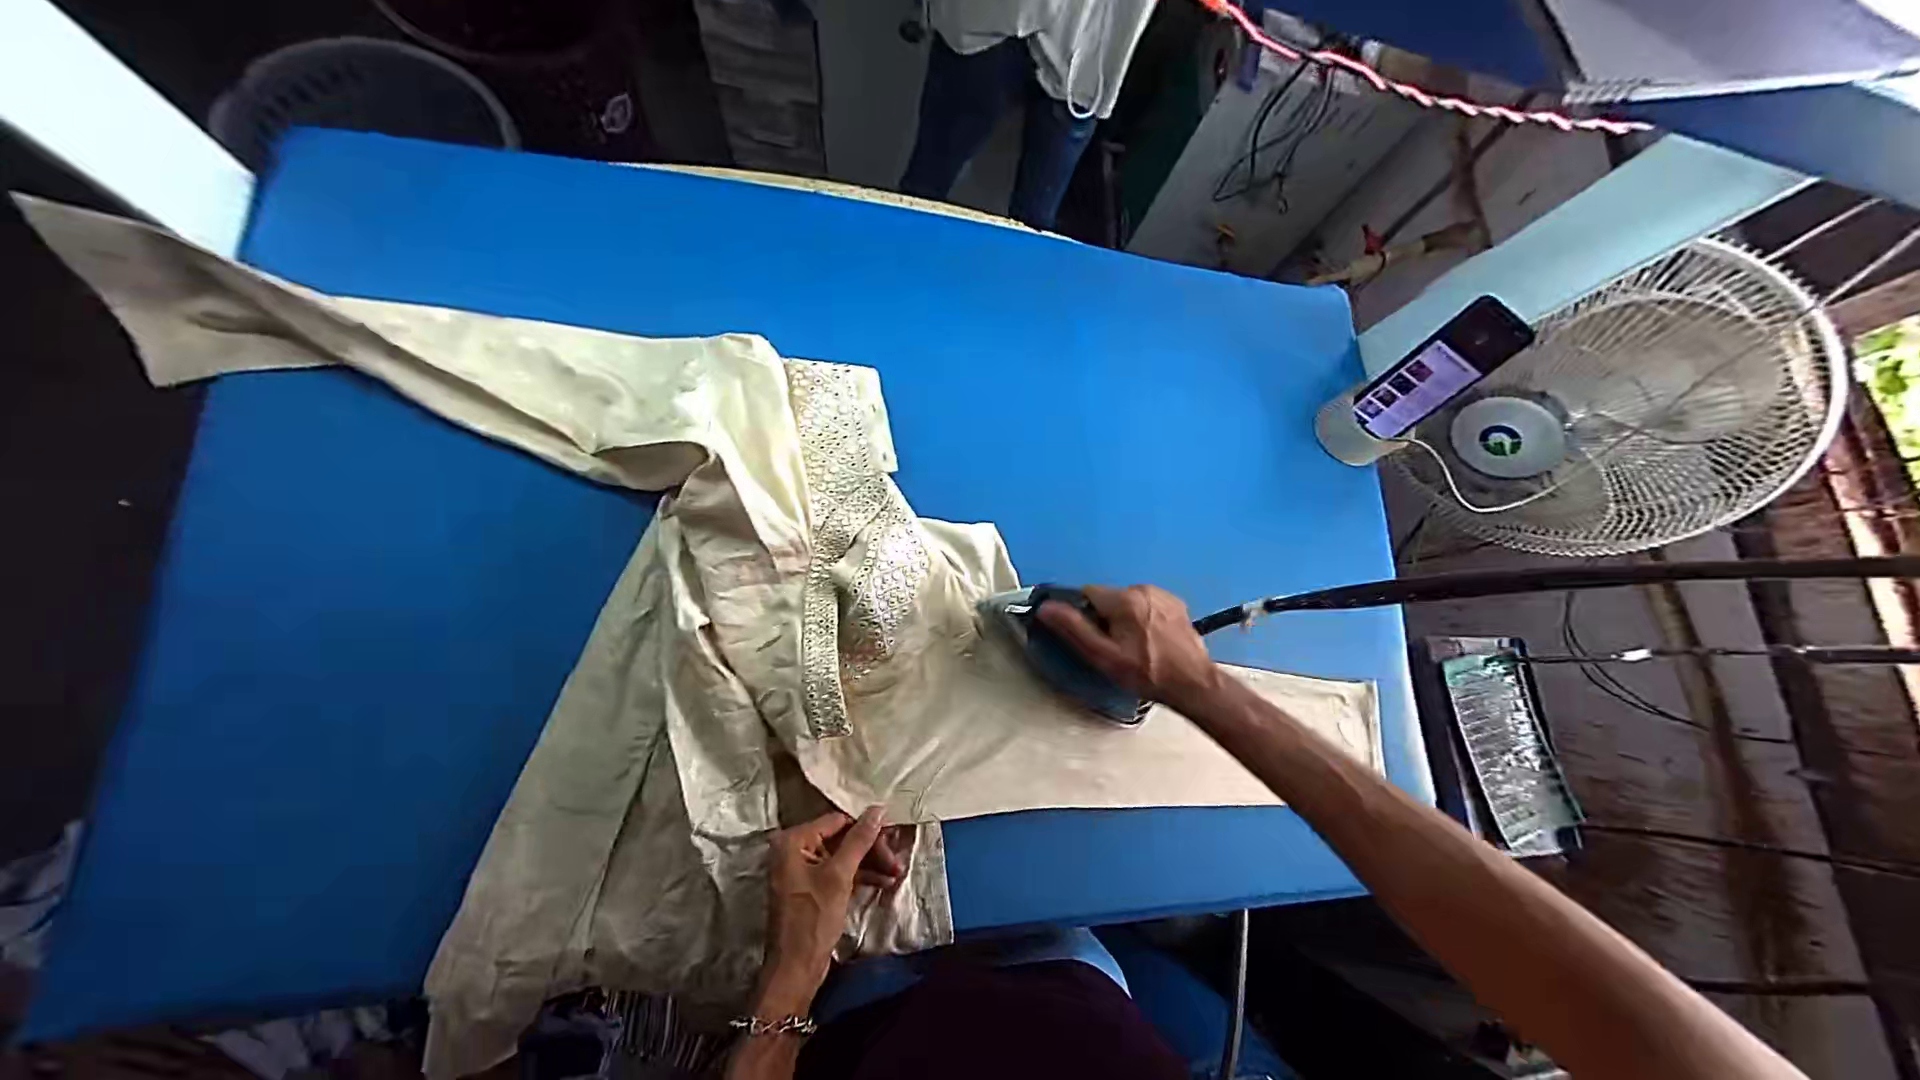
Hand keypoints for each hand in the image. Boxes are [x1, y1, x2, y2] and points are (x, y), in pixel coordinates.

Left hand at [755, 807, 905, 1014]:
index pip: (838, 821)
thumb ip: (859, 840)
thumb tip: (878, 809)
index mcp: (794, 841)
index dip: (867, 829)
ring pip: (844, 856)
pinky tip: (884, 881)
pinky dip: (860, 876)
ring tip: (896, 872)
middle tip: (896, 862)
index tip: (893, 837)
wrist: (795, 971)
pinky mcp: (813, 888)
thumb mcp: (839, 876)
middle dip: (871, 850)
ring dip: (870, 863)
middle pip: (842, 838)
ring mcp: (803, 869)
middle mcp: (795, 849)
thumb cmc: (813, 919)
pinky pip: (840, 872)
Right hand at [1036, 584, 1221, 714]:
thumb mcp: (1103, 656)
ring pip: (1126, 601)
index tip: (1094, 636)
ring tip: (1135, 647)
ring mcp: (1162, 596)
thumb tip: (1047, 608)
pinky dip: (1142, 619)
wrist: (1193, 684)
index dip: (1084, 615)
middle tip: (1115, 647)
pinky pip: (1145, 605)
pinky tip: (1150, 641)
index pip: (1086, 592)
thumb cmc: (1148, 674)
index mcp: (1124, 600)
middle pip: (1107, 598)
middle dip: (1105, 619)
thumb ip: (1073, 628)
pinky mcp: (1174, 604)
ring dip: (1124, 619)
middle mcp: (1143, 590)